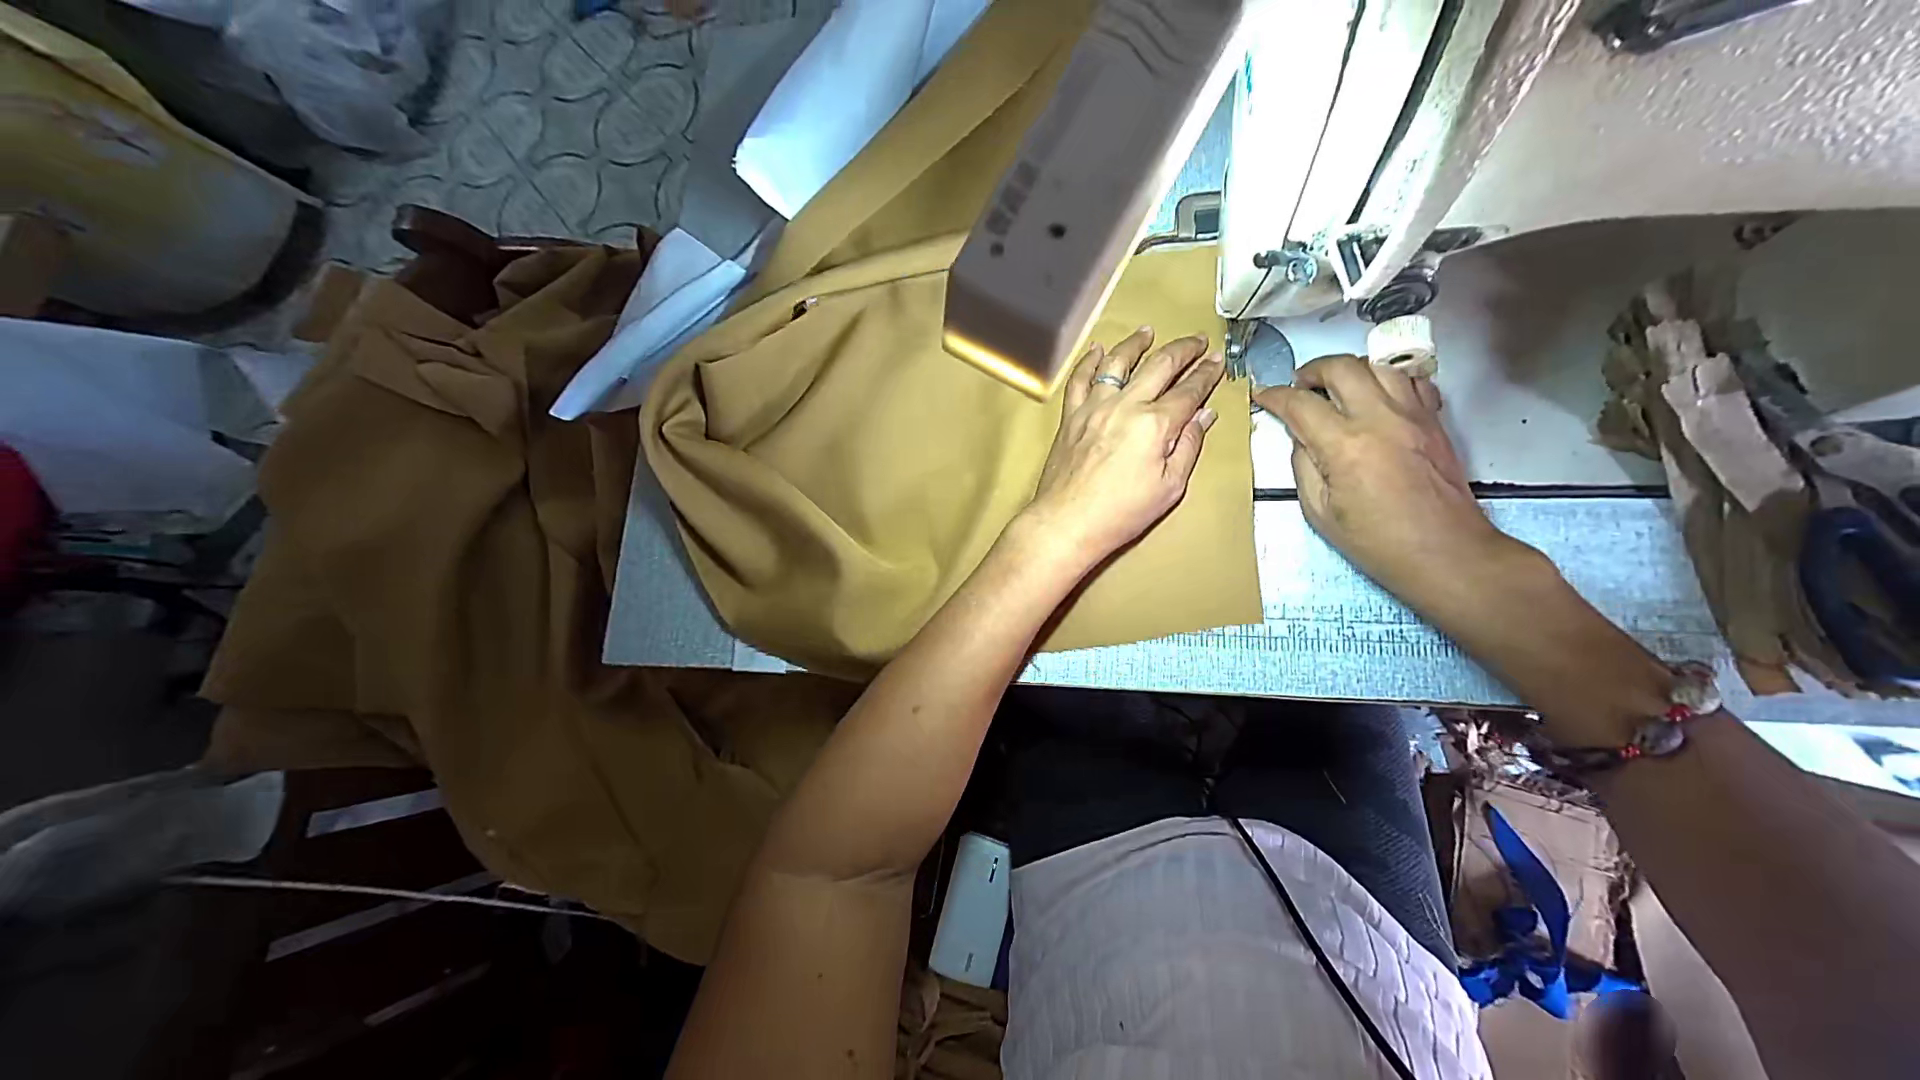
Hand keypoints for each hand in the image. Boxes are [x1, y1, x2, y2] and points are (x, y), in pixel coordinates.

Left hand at [1012, 328, 1224, 576]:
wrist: (1067, 522)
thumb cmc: (1117, 513)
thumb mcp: (1169, 487)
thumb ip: (1188, 446)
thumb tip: (1203, 417)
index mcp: (1155, 425)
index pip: (1189, 389)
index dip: (1206, 373)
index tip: (1216, 362)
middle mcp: (1125, 407)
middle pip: (1159, 365)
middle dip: (1183, 349)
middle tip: (1196, 341)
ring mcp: (1094, 408)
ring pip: (1117, 362)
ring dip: (1135, 344)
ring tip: (1147, 332)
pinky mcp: (1071, 417)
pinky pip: (1080, 379)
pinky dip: (1089, 361)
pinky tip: (1097, 351)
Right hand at [1254, 355, 1510, 606]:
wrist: (1445, 553)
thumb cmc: (1376, 542)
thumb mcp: (1319, 511)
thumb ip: (1303, 465)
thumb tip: (1301, 436)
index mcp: (1345, 446)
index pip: (1300, 404)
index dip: (1274, 396)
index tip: (1262, 395)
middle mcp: (1381, 419)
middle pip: (1341, 368)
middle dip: (1311, 371)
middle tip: (1299, 387)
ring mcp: (1413, 415)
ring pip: (1378, 365)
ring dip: (1350, 370)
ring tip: (1336, 388)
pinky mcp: (1434, 420)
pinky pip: (1411, 381)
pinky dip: (1388, 380)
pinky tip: (1376, 397)